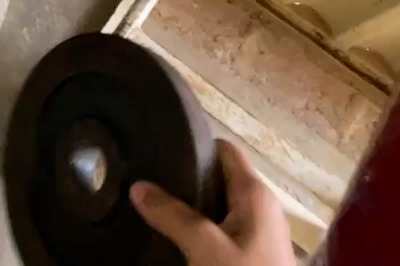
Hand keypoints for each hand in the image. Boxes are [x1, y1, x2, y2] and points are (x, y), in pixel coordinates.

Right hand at [132, 141, 295, 264]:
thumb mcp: (205, 247)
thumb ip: (171, 213)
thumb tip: (137, 186)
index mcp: (255, 193)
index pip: (223, 149)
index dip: (193, 145)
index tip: (159, 149)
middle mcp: (261, 208)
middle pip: (218, 178)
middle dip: (185, 178)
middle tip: (150, 180)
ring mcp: (259, 236)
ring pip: (218, 207)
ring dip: (190, 207)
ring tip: (155, 206)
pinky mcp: (254, 259)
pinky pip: (221, 232)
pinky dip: (199, 231)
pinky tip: (175, 238)